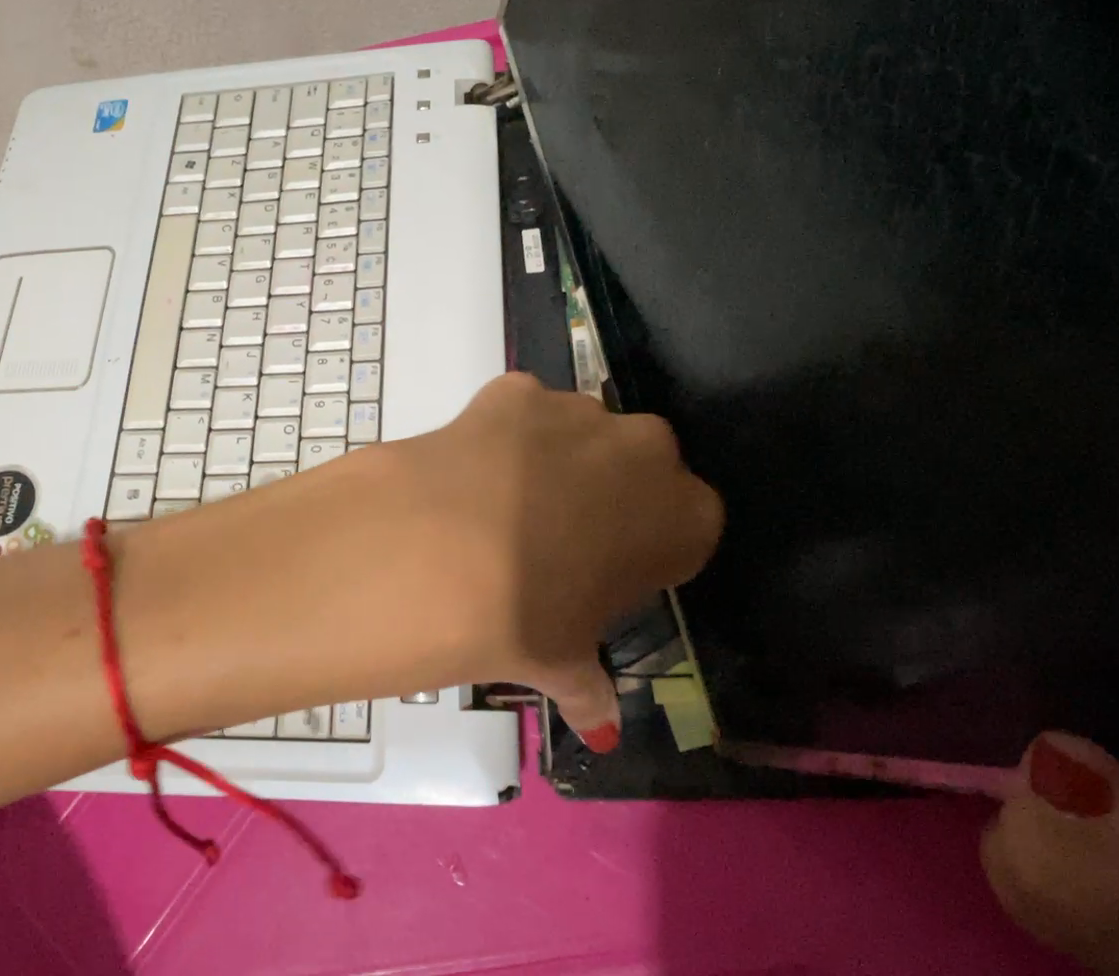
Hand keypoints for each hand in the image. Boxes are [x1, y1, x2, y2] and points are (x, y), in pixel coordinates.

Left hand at [374, 372, 724, 745]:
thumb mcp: (563, 664)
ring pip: (582, 435)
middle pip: (639, 470)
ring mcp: (579, 410)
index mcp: (684, 517)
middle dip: (609, 497)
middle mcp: (646, 450)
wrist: (434, 555)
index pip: (684, 530)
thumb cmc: (524, 619)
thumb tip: (601, 730)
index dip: (645, 553)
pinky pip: (522, 412)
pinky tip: (472, 476)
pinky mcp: (515, 389)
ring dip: (557, 463)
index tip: (606, 577)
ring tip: (502, 510)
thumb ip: (592, 691)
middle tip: (555, 542)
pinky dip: (504, 437)